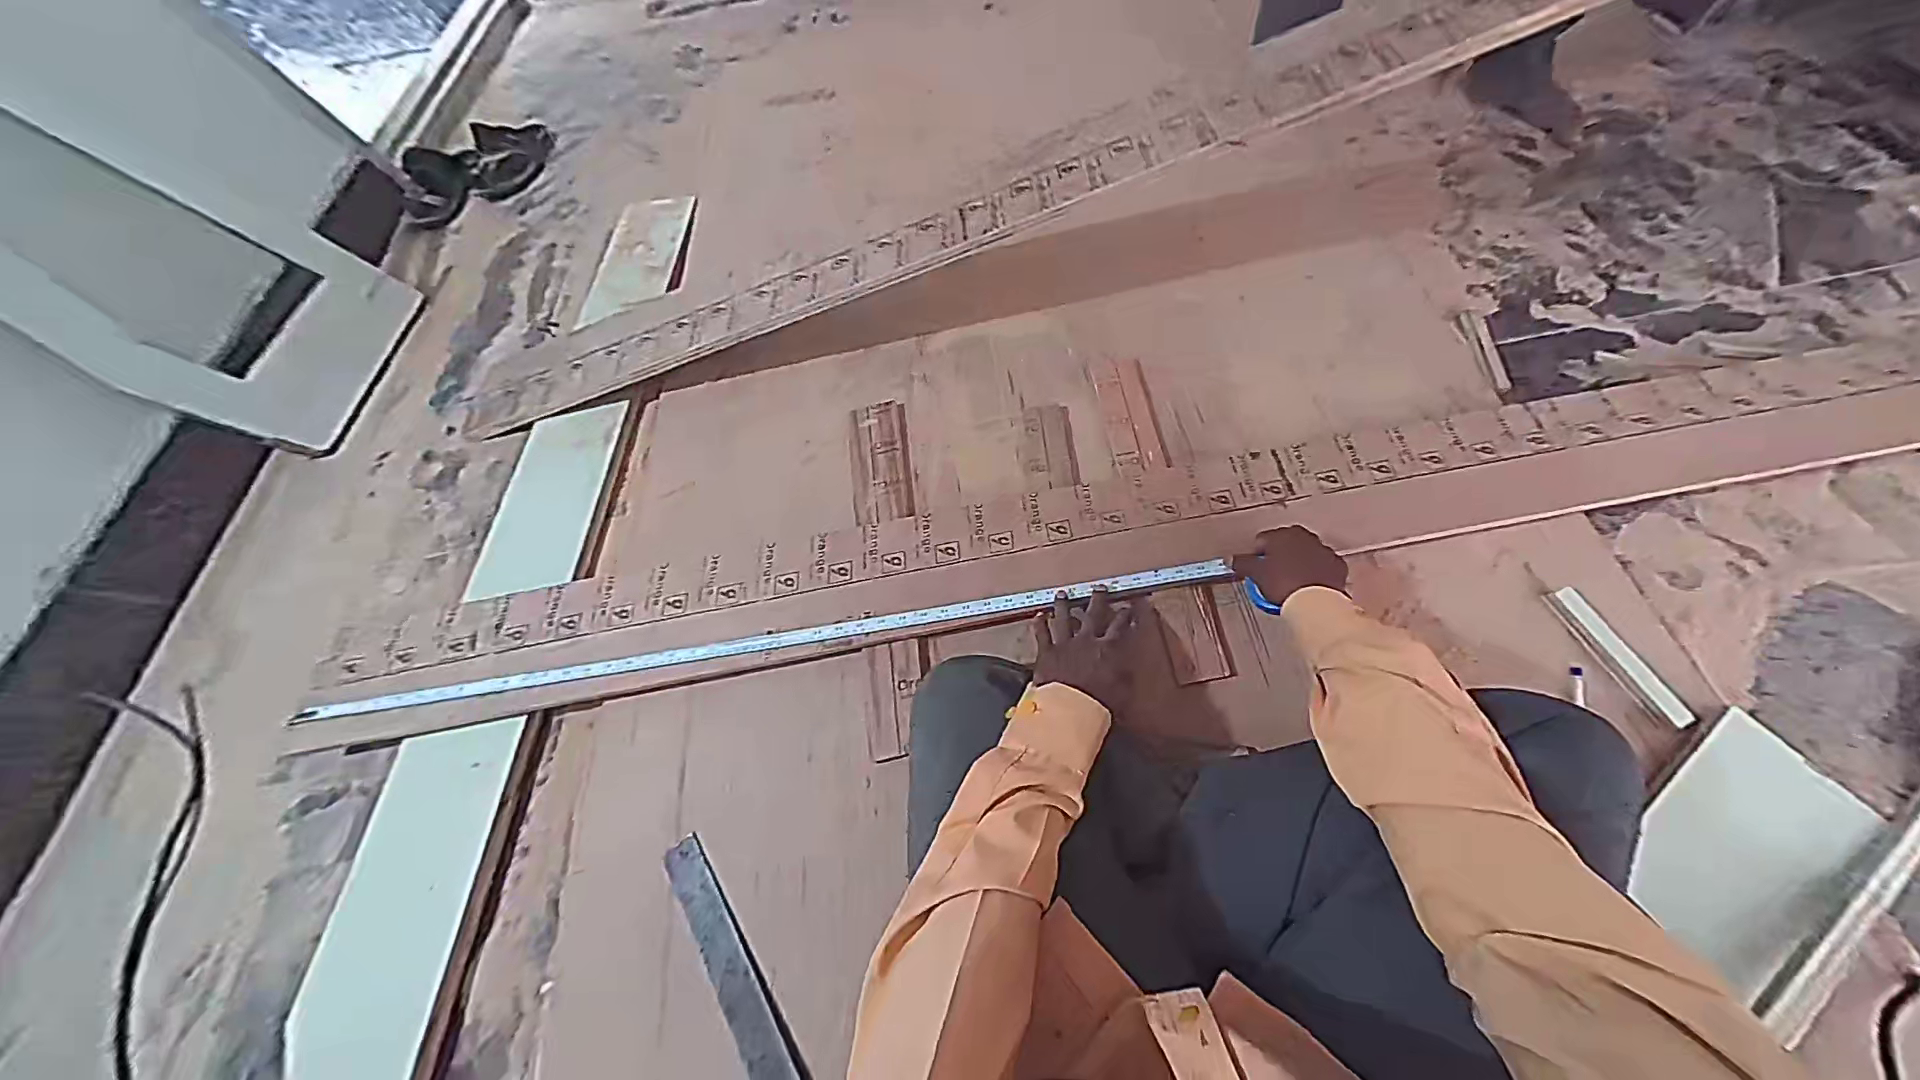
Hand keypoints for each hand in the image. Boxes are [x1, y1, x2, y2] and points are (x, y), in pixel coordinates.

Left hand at [1031, 588, 1138, 710]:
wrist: (1069, 710)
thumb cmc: (1098, 704)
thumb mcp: (1121, 690)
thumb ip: (1124, 675)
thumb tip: (1128, 668)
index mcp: (1107, 650)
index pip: (1119, 627)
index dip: (1124, 616)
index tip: (1128, 607)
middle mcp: (1086, 641)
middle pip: (1093, 615)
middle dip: (1098, 600)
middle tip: (1099, 588)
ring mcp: (1065, 644)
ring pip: (1064, 618)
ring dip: (1064, 605)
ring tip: (1062, 594)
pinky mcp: (1047, 652)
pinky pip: (1042, 634)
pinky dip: (1039, 624)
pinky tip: (1039, 615)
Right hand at [1231, 526, 1347, 607]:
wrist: (1314, 602)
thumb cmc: (1282, 582)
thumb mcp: (1255, 573)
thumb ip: (1241, 563)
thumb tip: (1230, 559)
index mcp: (1283, 534)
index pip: (1262, 541)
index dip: (1256, 556)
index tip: (1256, 570)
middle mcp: (1305, 537)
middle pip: (1284, 545)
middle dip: (1278, 557)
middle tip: (1271, 576)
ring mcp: (1324, 550)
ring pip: (1304, 555)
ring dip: (1296, 564)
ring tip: (1289, 582)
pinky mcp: (1337, 565)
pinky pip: (1321, 566)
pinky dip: (1314, 572)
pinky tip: (1307, 585)